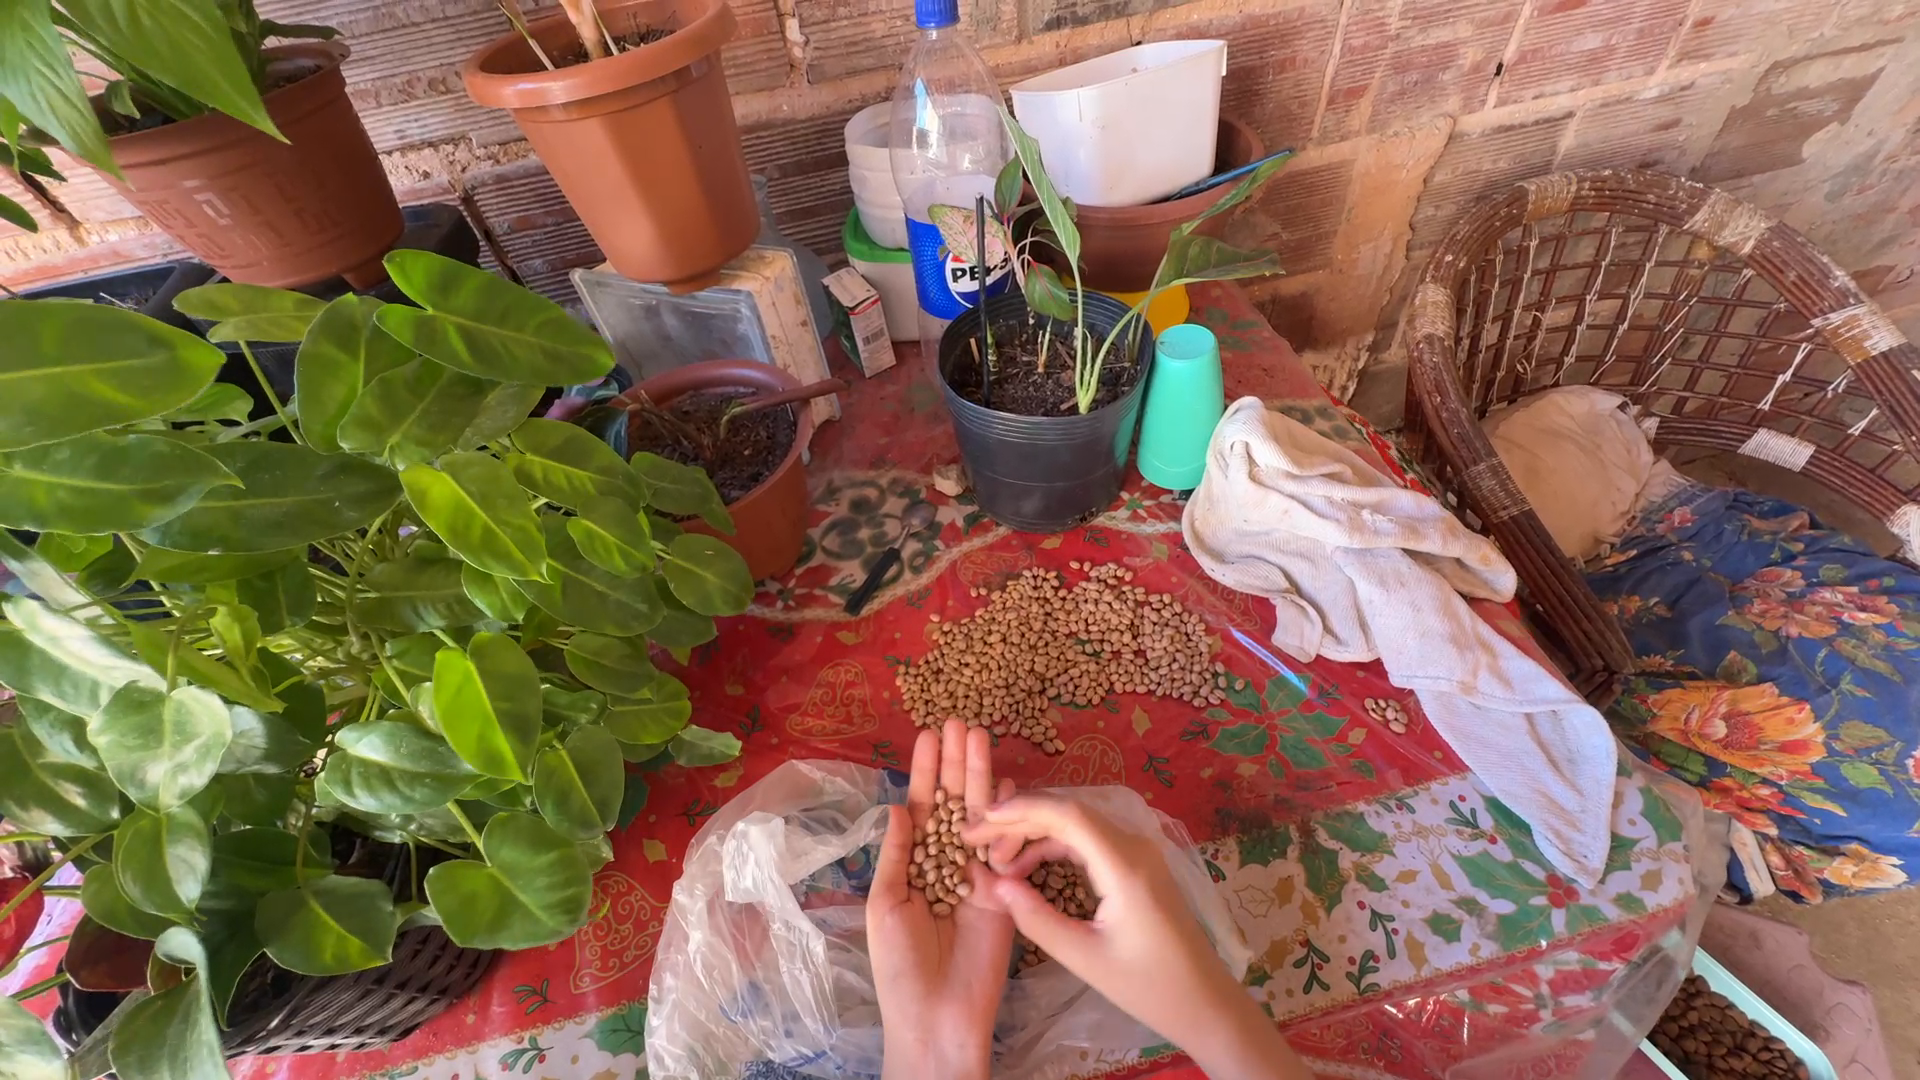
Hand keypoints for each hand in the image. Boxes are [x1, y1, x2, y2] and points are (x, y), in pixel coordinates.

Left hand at [868, 720, 1014, 1079]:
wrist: (938, 1018)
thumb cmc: (900, 964)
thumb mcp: (885, 905)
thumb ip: (896, 854)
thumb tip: (898, 806)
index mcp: (915, 863)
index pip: (921, 807)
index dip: (925, 771)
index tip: (928, 734)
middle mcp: (947, 860)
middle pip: (953, 801)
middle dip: (956, 762)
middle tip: (960, 721)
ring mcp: (978, 872)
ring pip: (980, 815)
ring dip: (980, 775)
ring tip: (980, 736)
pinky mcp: (1004, 889)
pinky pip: (1007, 846)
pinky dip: (1009, 814)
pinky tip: (1009, 782)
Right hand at [963, 795, 1308, 1079]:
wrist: (1207, 1003)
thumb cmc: (1150, 987)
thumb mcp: (1086, 958)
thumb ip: (1037, 920)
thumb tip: (994, 886)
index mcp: (1124, 864)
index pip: (1067, 813)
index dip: (1021, 809)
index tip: (981, 820)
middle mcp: (1133, 844)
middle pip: (1068, 811)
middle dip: (1019, 819)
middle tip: (977, 839)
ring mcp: (1136, 849)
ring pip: (1075, 821)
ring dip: (1034, 831)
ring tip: (997, 857)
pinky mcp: (1134, 860)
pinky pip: (1087, 838)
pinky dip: (1054, 844)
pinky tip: (1027, 865)